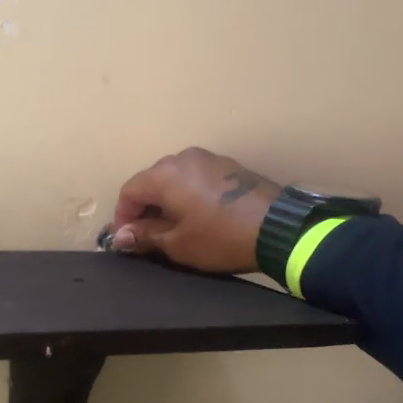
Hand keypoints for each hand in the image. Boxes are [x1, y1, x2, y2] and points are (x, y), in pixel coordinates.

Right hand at [108, 147, 282, 273]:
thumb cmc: (220, 237)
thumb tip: (122, 236)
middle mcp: (183, 159)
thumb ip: (145, 236)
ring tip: (172, 228)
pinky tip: (195, 217)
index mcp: (164, 174)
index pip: (129, 192)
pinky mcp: (229, 167)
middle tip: (147, 237)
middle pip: (150, 183)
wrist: (280, 229)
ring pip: (174, 180)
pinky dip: (187, 196)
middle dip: (144, 210)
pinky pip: (195, 179)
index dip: (122, 217)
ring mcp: (208, 159)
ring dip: (166, 203)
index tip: (127, 241)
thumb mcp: (177, 244)